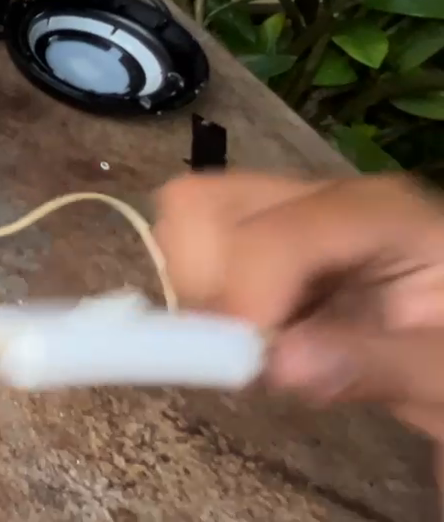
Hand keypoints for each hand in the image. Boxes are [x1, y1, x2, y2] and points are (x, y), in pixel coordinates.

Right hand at [155, 173, 443, 443]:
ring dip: (191, 279)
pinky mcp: (250, 228)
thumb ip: (379, 366)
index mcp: (380, 215)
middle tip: (245, 341)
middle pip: (203, 201)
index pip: (277, 233)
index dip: (246, 291)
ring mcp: (277, 207)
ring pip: (181, 214)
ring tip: (248, 333)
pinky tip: (247, 321)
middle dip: (202, 274)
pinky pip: (183, 236)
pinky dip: (193, 282)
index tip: (250, 357)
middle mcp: (315, 196)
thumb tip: (277, 365)